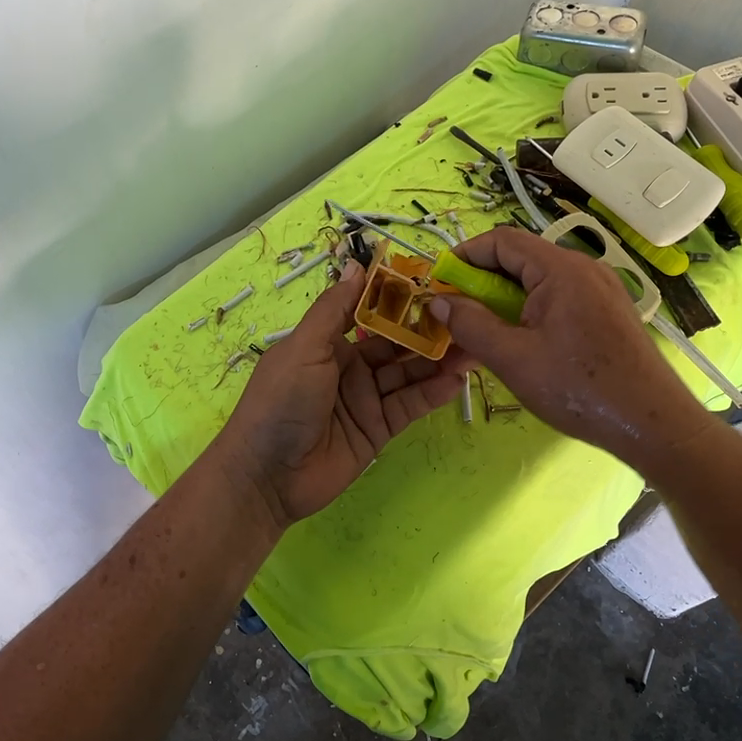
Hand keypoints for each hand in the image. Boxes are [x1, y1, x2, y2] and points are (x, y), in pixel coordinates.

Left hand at [208, 261, 476, 527]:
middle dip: (427, 331)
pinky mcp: (378, 430)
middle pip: (395, 344)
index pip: (370, 314)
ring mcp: (365, 399)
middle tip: (467, 317)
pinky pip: (409, 405)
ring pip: (407, 374)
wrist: (267, 475)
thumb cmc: (280, 401)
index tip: (434, 284)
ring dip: (437, 361)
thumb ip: (334, 309)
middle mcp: (349, 367)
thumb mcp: (304, 348)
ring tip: (474, 346)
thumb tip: (356, 265)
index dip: (399, 300)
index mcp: (327, 342)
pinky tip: (457, 379)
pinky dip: (432, 393)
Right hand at [427, 228, 711, 467]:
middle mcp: (584, 269)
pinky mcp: (607, 312)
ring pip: (537, 281)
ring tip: (481, 332)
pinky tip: (517, 343)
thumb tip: (438, 301)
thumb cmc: (579, 390)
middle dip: (480, 282)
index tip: (439, 284)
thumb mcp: (513, 359)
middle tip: (455, 313)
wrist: (654, 426)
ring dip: (503, 300)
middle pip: (519, 258)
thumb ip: (470, 325)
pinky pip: (558, 298)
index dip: (464, 256)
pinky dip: (528, 311)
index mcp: (561, 270)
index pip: (501, 240)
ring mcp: (600, 290)